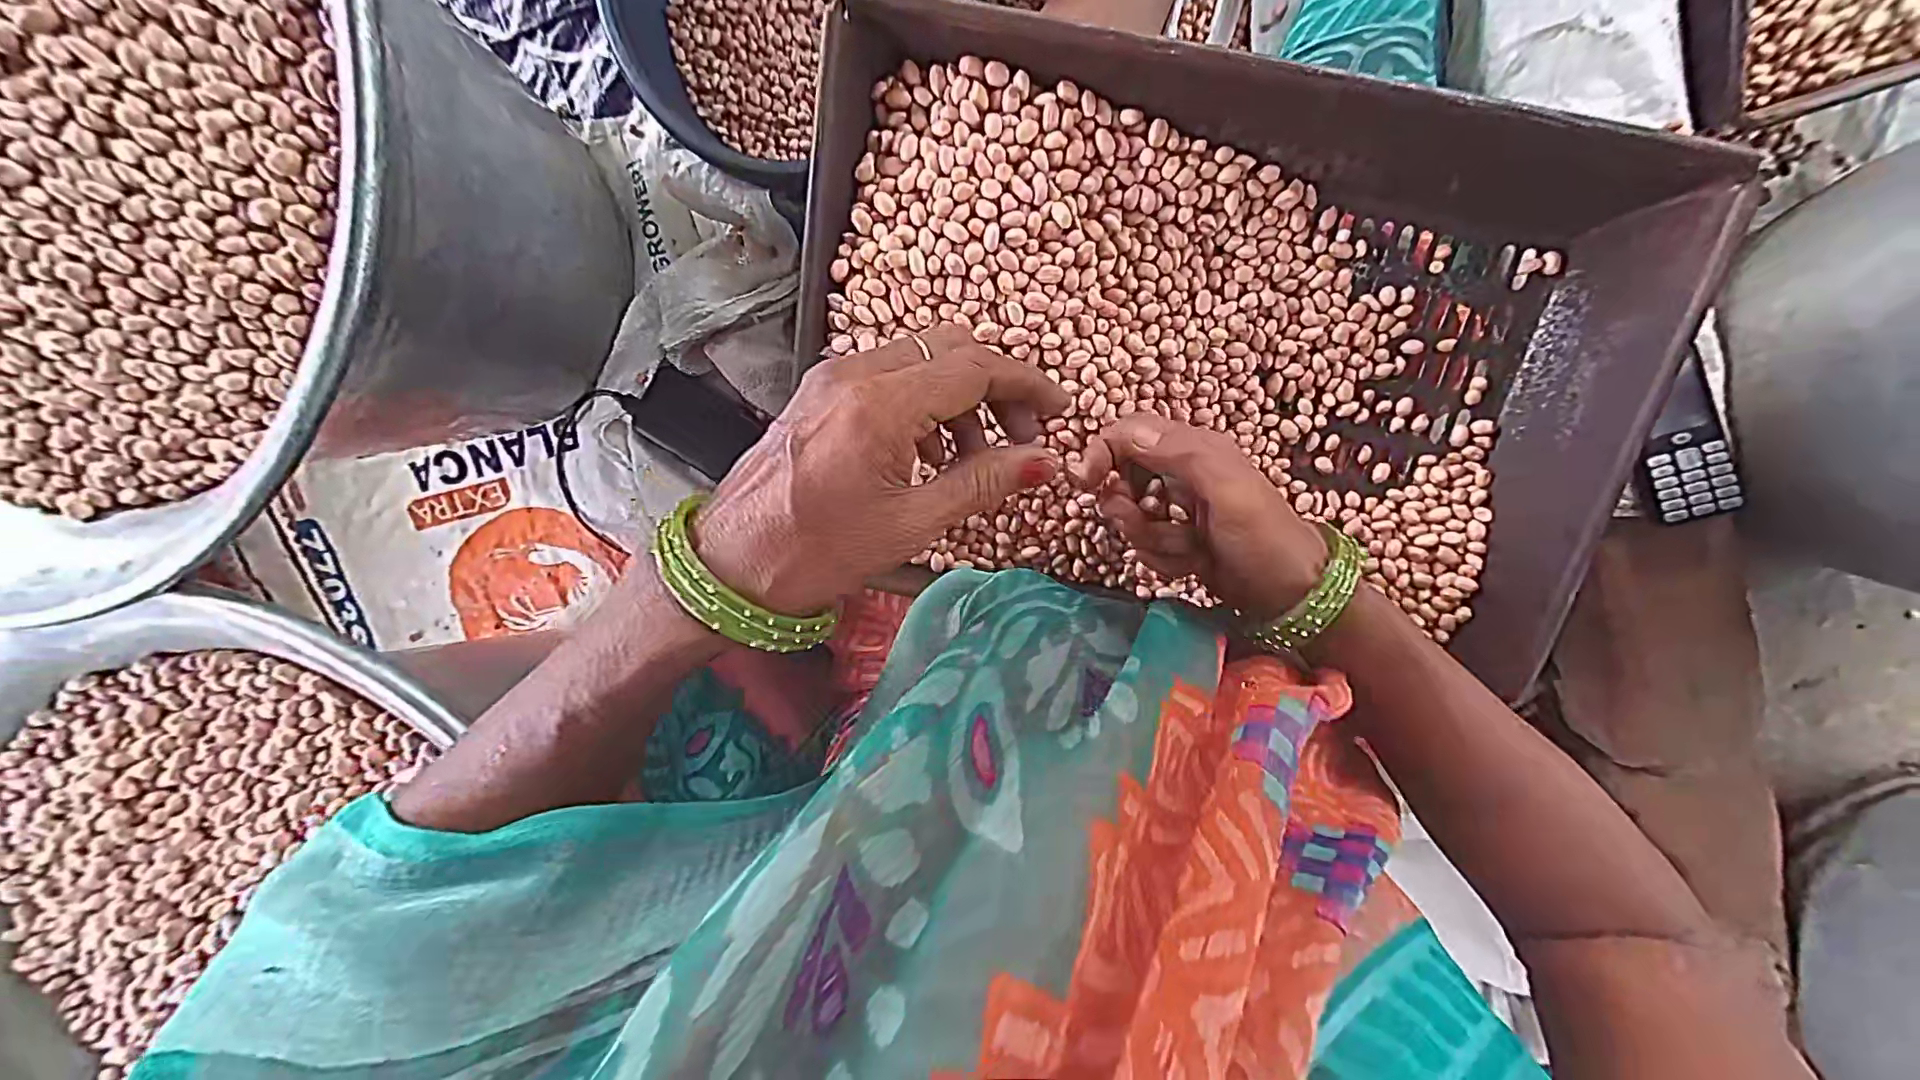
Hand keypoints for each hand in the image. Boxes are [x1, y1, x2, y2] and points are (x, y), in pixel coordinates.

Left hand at [693, 326, 1069, 613]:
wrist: (731, 563)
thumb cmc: (816, 552)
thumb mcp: (911, 524)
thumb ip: (983, 482)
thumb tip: (1042, 461)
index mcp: (878, 406)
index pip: (975, 366)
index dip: (1027, 384)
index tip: (1057, 410)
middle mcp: (852, 375)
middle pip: (951, 347)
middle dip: (997, 386)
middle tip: (1019, 436)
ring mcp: (831, 378)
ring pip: (921, 358)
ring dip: (961, 397)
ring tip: (973, 457)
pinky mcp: (819, 392)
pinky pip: (889, 375)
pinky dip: (925, 402)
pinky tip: (928, 452)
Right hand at [1069, 414, 1328, 619]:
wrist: (1291, 595)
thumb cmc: (1265, 538)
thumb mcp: (1227, 489)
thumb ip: (1180, 454)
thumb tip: (1126, 432)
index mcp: (1193, 449)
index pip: (1127, 433)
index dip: (1101, 453)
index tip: (1086, 483)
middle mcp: (1180, 473)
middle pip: (1120, 479)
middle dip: (1129, 510)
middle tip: (1147, 523)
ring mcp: (1176, 509)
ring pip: (1130, 518)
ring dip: (1151, 539)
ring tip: (1188, 548)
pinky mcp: (1175, 539)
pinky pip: (1143, 546)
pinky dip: (1162, 558)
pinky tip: (1192, 562)